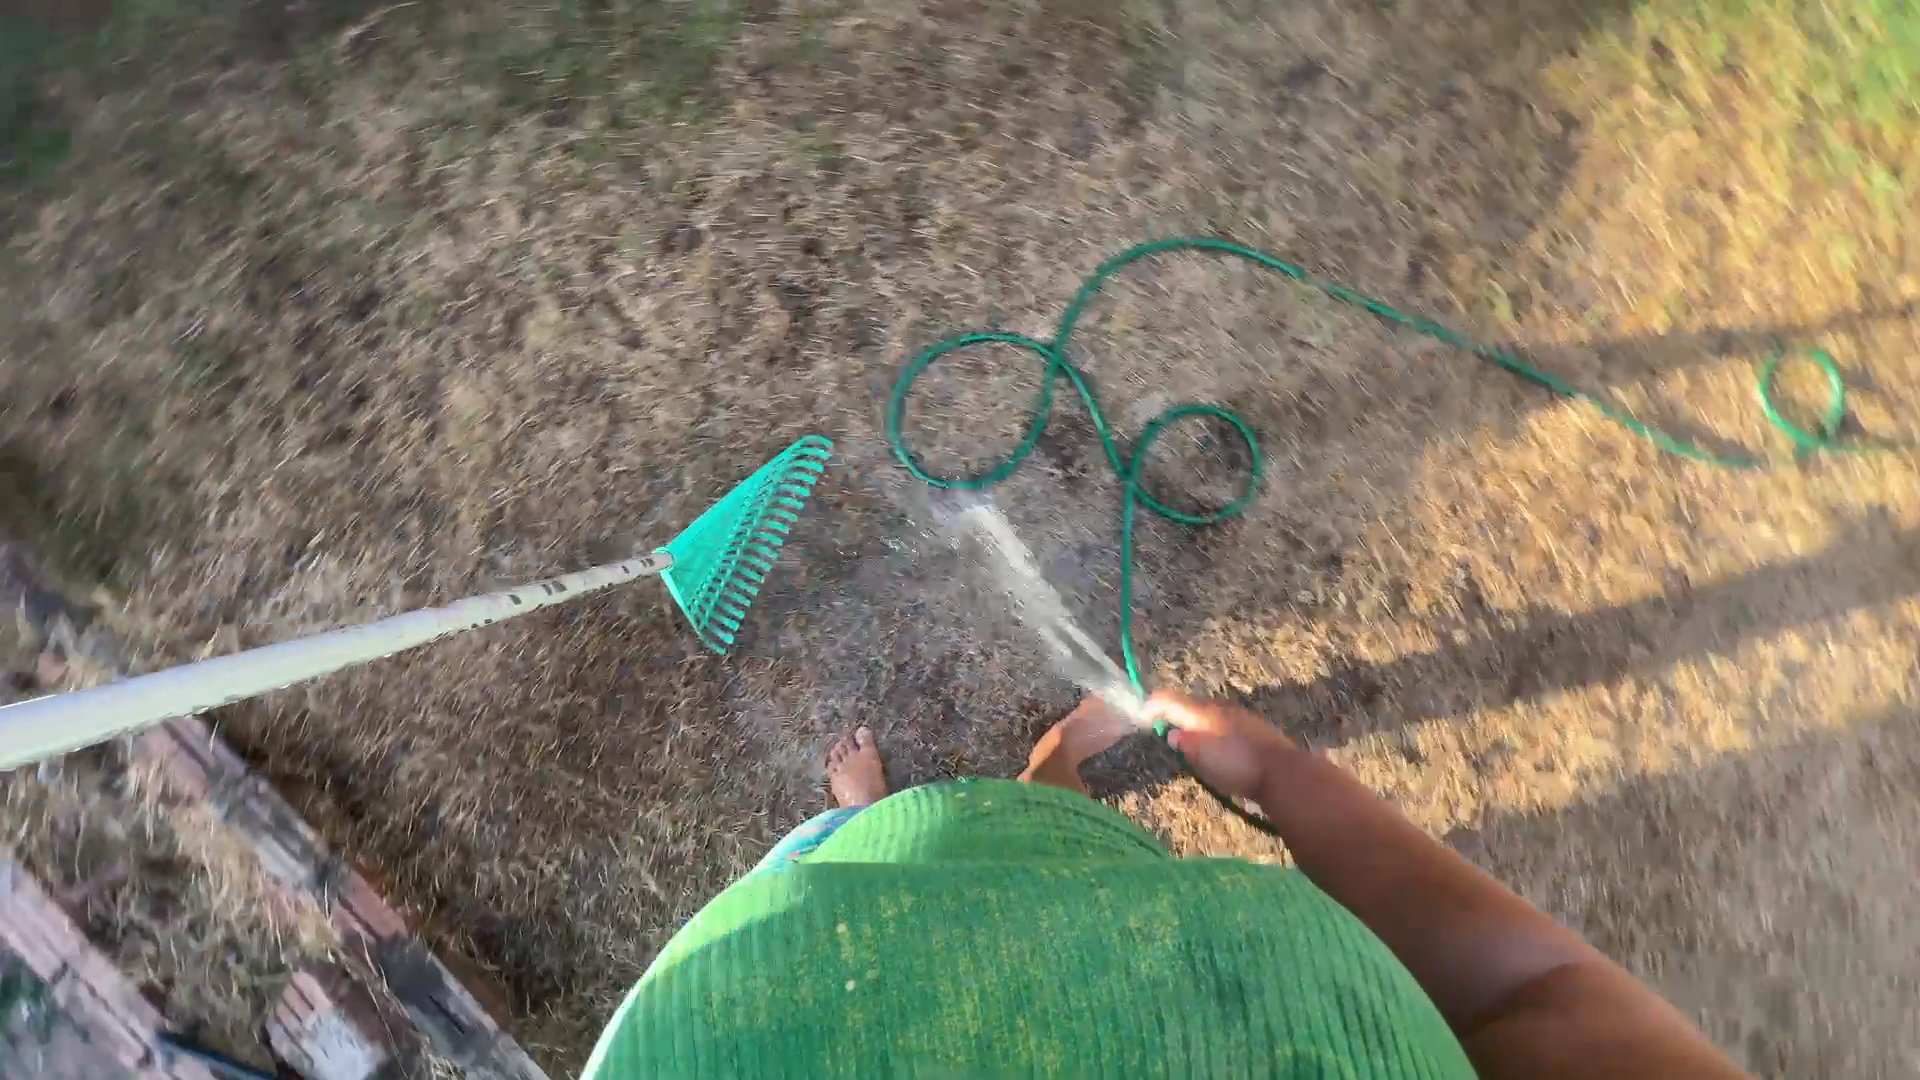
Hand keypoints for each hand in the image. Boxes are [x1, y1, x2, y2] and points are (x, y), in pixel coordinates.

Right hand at [1143, 691, 1297, 801]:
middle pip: (1192, 707)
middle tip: (1168, 732)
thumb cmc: (1237, 766)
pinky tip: (1222, 751)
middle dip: (1178, 717)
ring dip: (1198, 726)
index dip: (1154, 705)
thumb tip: (1172, 734)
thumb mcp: (1202, 758)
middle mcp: (1220, 709)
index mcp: (1203, 713)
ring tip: (1194, 744)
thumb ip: (1184, 744)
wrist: (1285, 773)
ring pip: (1211, 716)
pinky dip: (1216, 733)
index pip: (1171, 700)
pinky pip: (1227, 726)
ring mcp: (1241, 718)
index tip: (1142, 715)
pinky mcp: (1257, 731)